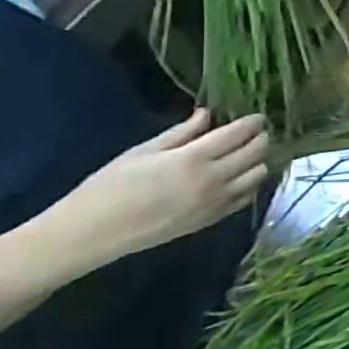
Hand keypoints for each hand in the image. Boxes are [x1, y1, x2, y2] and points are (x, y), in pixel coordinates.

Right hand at [41, 111, 270, 270]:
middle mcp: (213, 179)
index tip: (257, 117)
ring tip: (244, 155)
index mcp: (193, 159)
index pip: (239, 134)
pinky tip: (237, 178)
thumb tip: (207, 114)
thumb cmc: (108, 187)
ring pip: (259, 174)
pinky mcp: (213, 219)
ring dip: (257, 161)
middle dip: (259, 138)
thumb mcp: (142, 152)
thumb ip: (181, 133)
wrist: (89, 234)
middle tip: (252, 133)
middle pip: (256, 152)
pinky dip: (249, 184)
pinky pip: (247, 197)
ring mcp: (216, 201)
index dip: (253, 122)